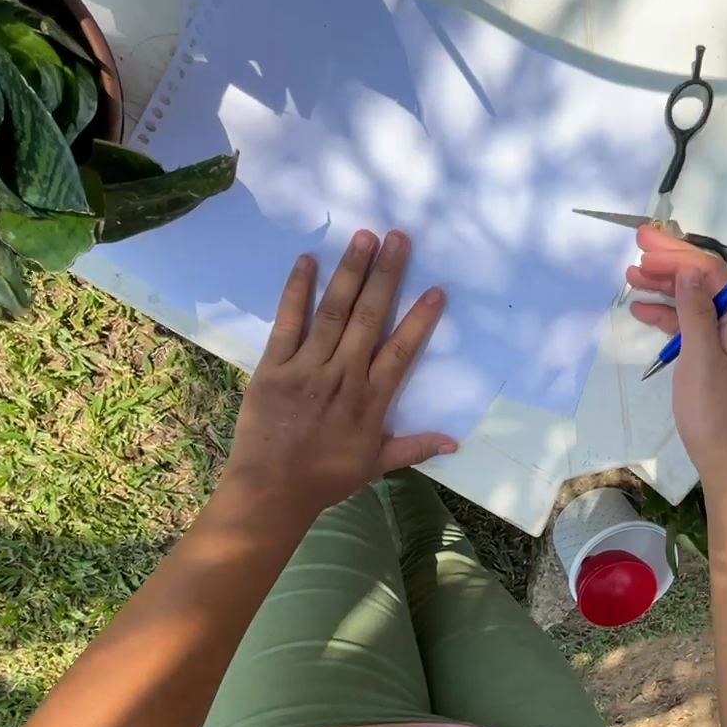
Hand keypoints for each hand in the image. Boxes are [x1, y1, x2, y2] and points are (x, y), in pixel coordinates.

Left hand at [221, 229, 455, 523]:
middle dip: (386, 275)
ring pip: (334, 312)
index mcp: (370, 400)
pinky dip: (297, 290)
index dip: (420, 319)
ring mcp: (307, 367)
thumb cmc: (326, 478)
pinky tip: (308, 260)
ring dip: (350, 272)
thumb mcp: (375, 465)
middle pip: (369, 318)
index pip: (401, 351)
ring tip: (364, 236)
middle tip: (399, 237)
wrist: (272, 489)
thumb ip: (414, 448)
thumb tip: (454, 443)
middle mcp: (343, 376)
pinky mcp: (274, 366)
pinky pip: (288, 322)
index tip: (435, 289)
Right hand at [627, 225, 726, 494]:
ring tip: (631, 276)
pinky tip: (641, 311)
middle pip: (701, 282)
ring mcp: (719, 343)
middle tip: (637, 245)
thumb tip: (689, 268)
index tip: (646, 248)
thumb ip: (694, 312)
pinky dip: (664, 316)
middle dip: (670, 262)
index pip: (709, 272)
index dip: (678, 256)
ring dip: (662, 287)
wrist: (724, 457)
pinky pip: (685, 327)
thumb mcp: (701, 358)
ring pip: (690, 303)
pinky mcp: (707, 360)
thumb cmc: (713, 411)